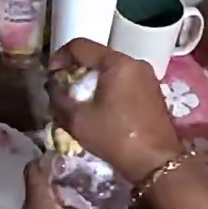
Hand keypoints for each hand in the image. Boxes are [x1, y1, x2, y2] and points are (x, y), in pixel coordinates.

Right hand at [46, 38, 186, 184]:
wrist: (156, 162)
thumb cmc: (115, 137)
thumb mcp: (78, 120)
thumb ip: (59, 98)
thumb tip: (53, 87)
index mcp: (117, 63)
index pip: (80, 46)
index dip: (59, 57)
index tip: (51, 76)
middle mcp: (135, 63)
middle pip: (97, 57)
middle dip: (76, 70)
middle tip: (63, 90)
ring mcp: (147, 77)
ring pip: (111, 70)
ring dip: (92, 81)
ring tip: (80, 101)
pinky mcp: (153, 91)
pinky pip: (124, 81)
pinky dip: (108, 88)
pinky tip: (101, 108)